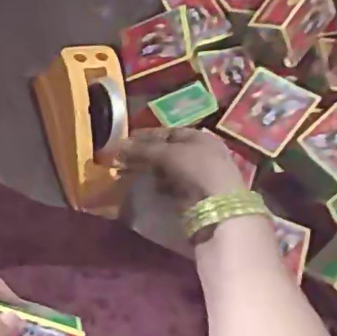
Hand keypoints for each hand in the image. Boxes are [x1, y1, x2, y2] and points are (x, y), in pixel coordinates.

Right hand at [118, 126, 248, 206]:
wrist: (215, 203)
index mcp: (200, 137)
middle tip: (126, 159)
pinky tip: (153, 187)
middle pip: (169, 150)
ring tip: (134, 173)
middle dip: (147, 154)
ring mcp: (200, 173)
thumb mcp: (167, 153)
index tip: (128, 140)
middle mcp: (202, 152)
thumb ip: (143, 148)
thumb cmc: (195, 168)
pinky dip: (161, 185)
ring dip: (153, 170)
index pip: (169, 132)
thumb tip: (120, 144)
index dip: (148, 135)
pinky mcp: (195, 192)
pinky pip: (173, 184)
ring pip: (170, 168)